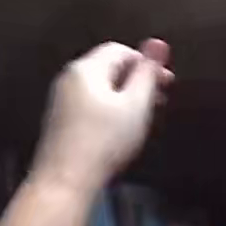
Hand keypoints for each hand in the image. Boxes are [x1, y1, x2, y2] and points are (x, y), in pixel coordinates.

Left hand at [31, 39, 173, 196]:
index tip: (167, 82)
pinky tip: (118, 131)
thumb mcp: (135, 105)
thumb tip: (157, 43)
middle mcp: (68, 79)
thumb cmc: (104, 142)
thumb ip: (147, 73)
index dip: (146, 62)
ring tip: (141, 117)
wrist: (65, 182)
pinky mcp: (58, 124)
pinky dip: (107, 111)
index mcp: (86, 69)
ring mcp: (60, 102)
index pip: (120, 50)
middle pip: (107, 69)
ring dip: (122, 98)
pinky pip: (88, 107)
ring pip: (98, 90)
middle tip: (159, 100)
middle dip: (135, 80)